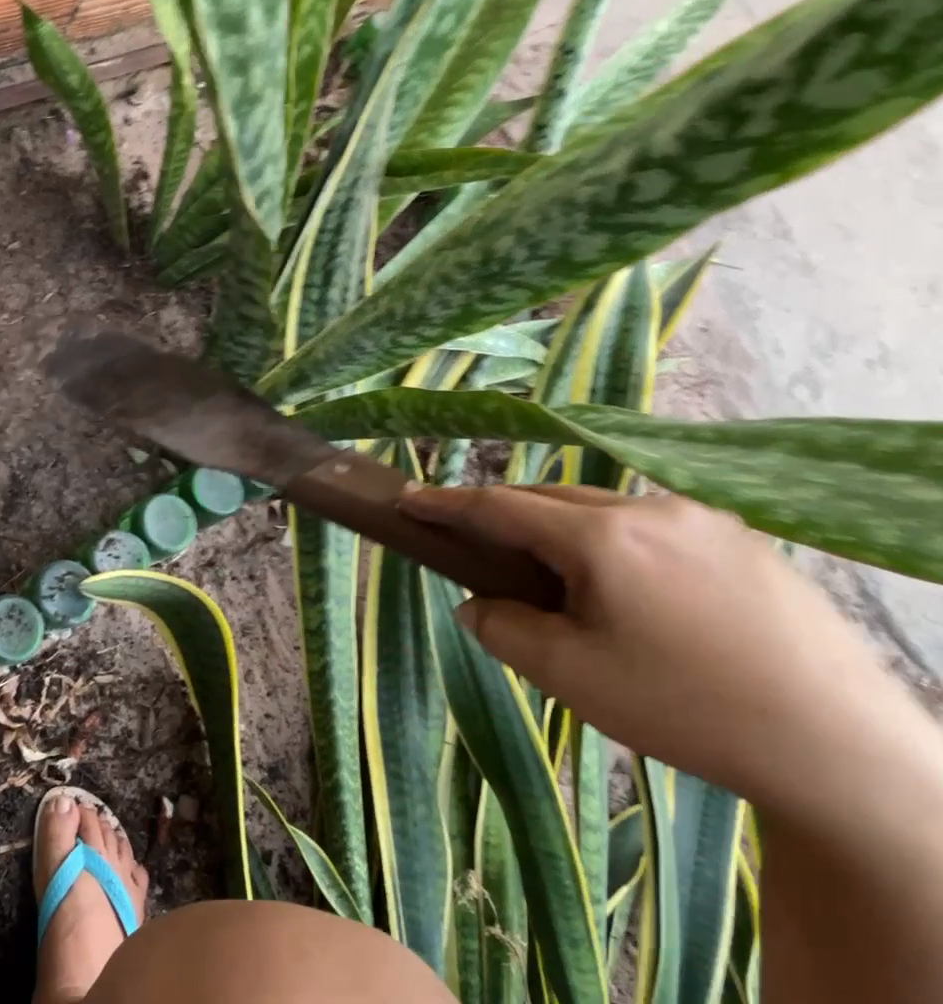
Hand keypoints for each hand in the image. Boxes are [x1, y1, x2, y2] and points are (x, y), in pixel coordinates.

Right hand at [399, 484, 906, 816]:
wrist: (838, 747)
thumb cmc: (682, 706)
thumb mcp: (566, 674)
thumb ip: (502, 627)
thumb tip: (478, 604)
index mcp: (602, 536)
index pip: (501, 506)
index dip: (446, 503)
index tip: (407, 501)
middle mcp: (655, 510)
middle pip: (554, 499)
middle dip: (508, 522)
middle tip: (484, 563)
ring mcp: (709, 523)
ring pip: (606, 514)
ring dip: (565, 537)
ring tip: (565, 595)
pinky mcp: (749, 546)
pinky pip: (655, 531)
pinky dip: (616, 549)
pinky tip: (633, 603)